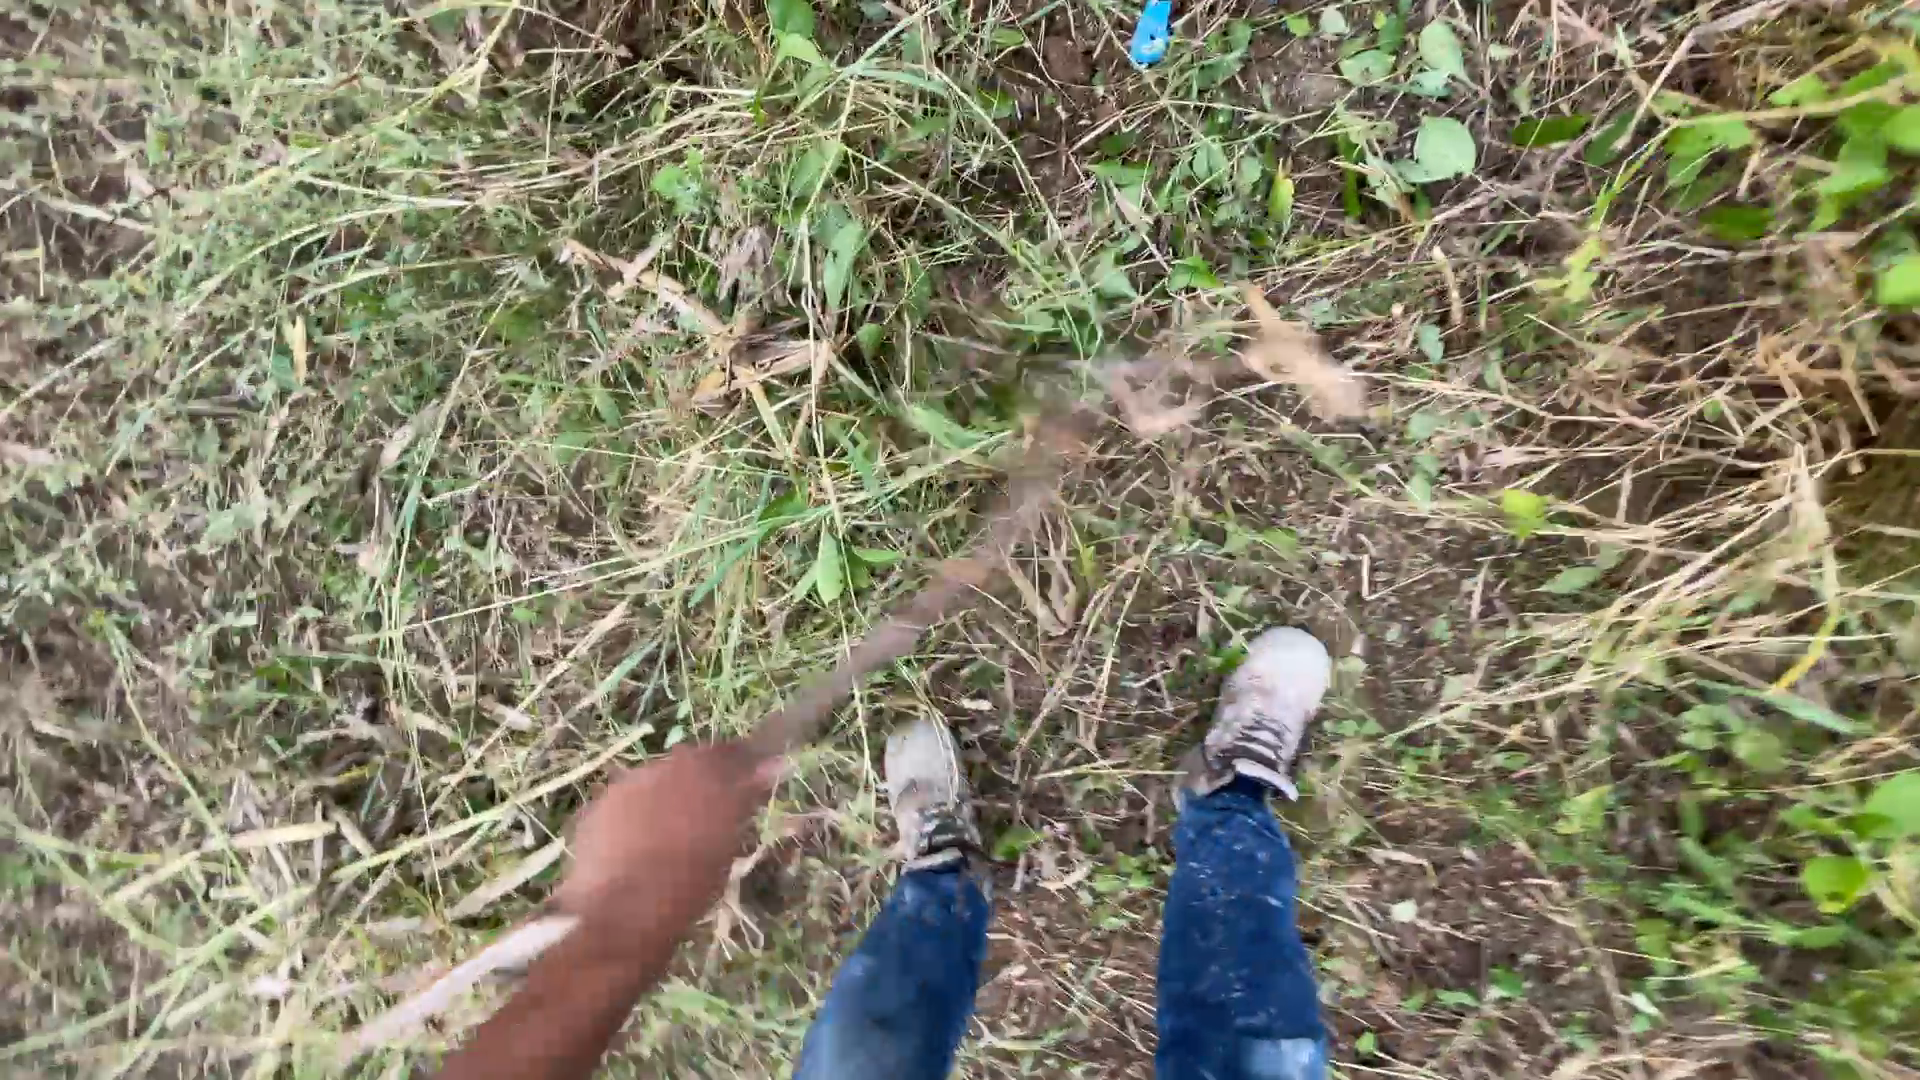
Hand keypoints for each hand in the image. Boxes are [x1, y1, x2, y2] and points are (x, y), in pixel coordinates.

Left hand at [554, 741, 774, 949]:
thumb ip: (745, 800)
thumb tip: (769, 769)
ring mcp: (629, 782)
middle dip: (705, 780)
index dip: (746, 765)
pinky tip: (637, 845)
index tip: (754, 781)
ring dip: (668, 796)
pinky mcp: (597, 806)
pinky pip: (626, 801)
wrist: (619, 916)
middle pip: (694, 761)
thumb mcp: (729, 844)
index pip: (735, 751)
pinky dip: (636, 815)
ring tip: (670, 833)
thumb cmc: (688, 884)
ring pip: (657, 780)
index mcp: (707, 769)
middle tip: (712, 812)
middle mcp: (667, 765)